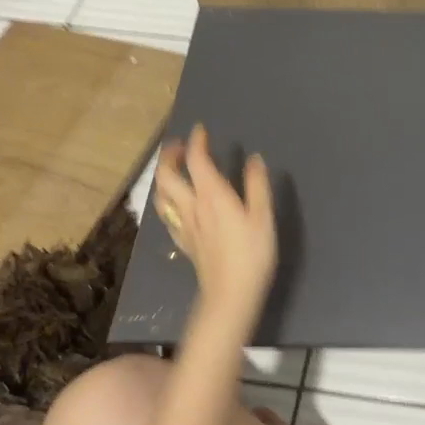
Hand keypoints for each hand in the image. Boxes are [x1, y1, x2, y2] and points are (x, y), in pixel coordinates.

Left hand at [153, 124, 277, 327]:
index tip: (200, 130)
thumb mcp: (263, 217)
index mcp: (212, 195)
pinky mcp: (183, 242)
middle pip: (167, 176)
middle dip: (169, 156)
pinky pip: (167, 215)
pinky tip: (175, 204)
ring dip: (163, 177)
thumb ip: (257, 186)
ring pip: (162, 196)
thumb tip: (254, 160)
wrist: (231, 294)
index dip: (196, 142)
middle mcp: (192, 206)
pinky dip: (167, 201)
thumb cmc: (252, 254)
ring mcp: (184, 226)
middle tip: (178, 146)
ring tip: (172, 170)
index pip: (196, 160)